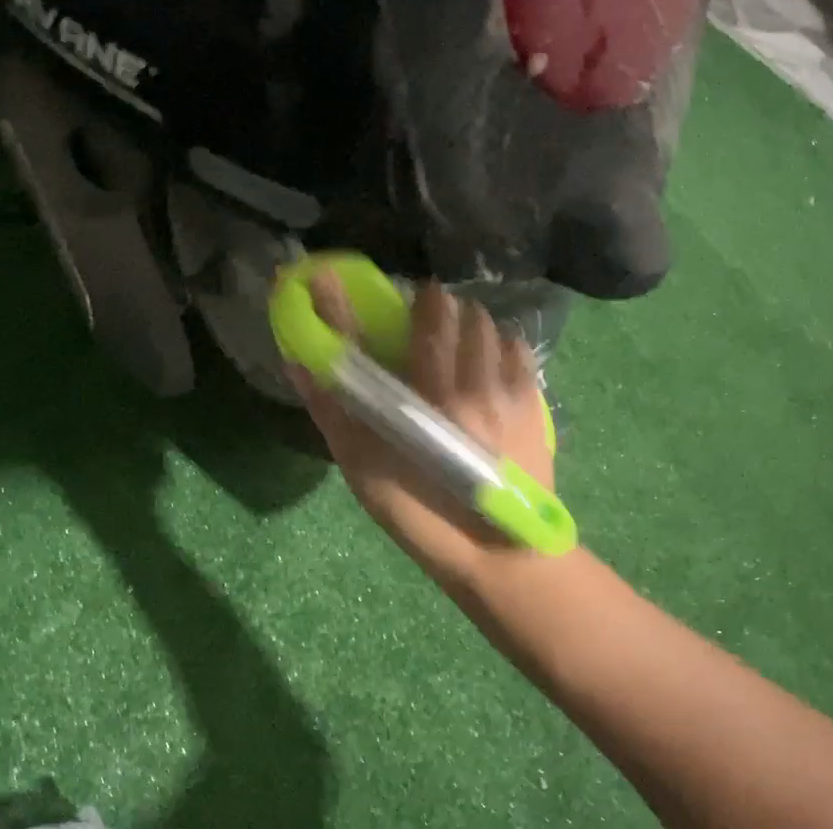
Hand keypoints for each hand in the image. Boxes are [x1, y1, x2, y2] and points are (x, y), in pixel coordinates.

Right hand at [290, 274, 558, 587]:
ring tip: (457, 333)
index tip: (323, 277)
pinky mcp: (533, 402)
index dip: (340, 304)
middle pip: (442, 312)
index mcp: (411, 405)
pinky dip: (501, 341)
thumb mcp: (364, 471)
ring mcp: (501, 391)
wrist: (499, 554)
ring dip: (465, 319)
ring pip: (484, 325)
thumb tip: (299, 364)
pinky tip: (491, 357)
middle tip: (418, 312)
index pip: (369, 339)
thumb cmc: (420, 514)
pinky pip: (518, 349)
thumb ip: (333, 414)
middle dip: (427, 302)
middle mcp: (458, 387)